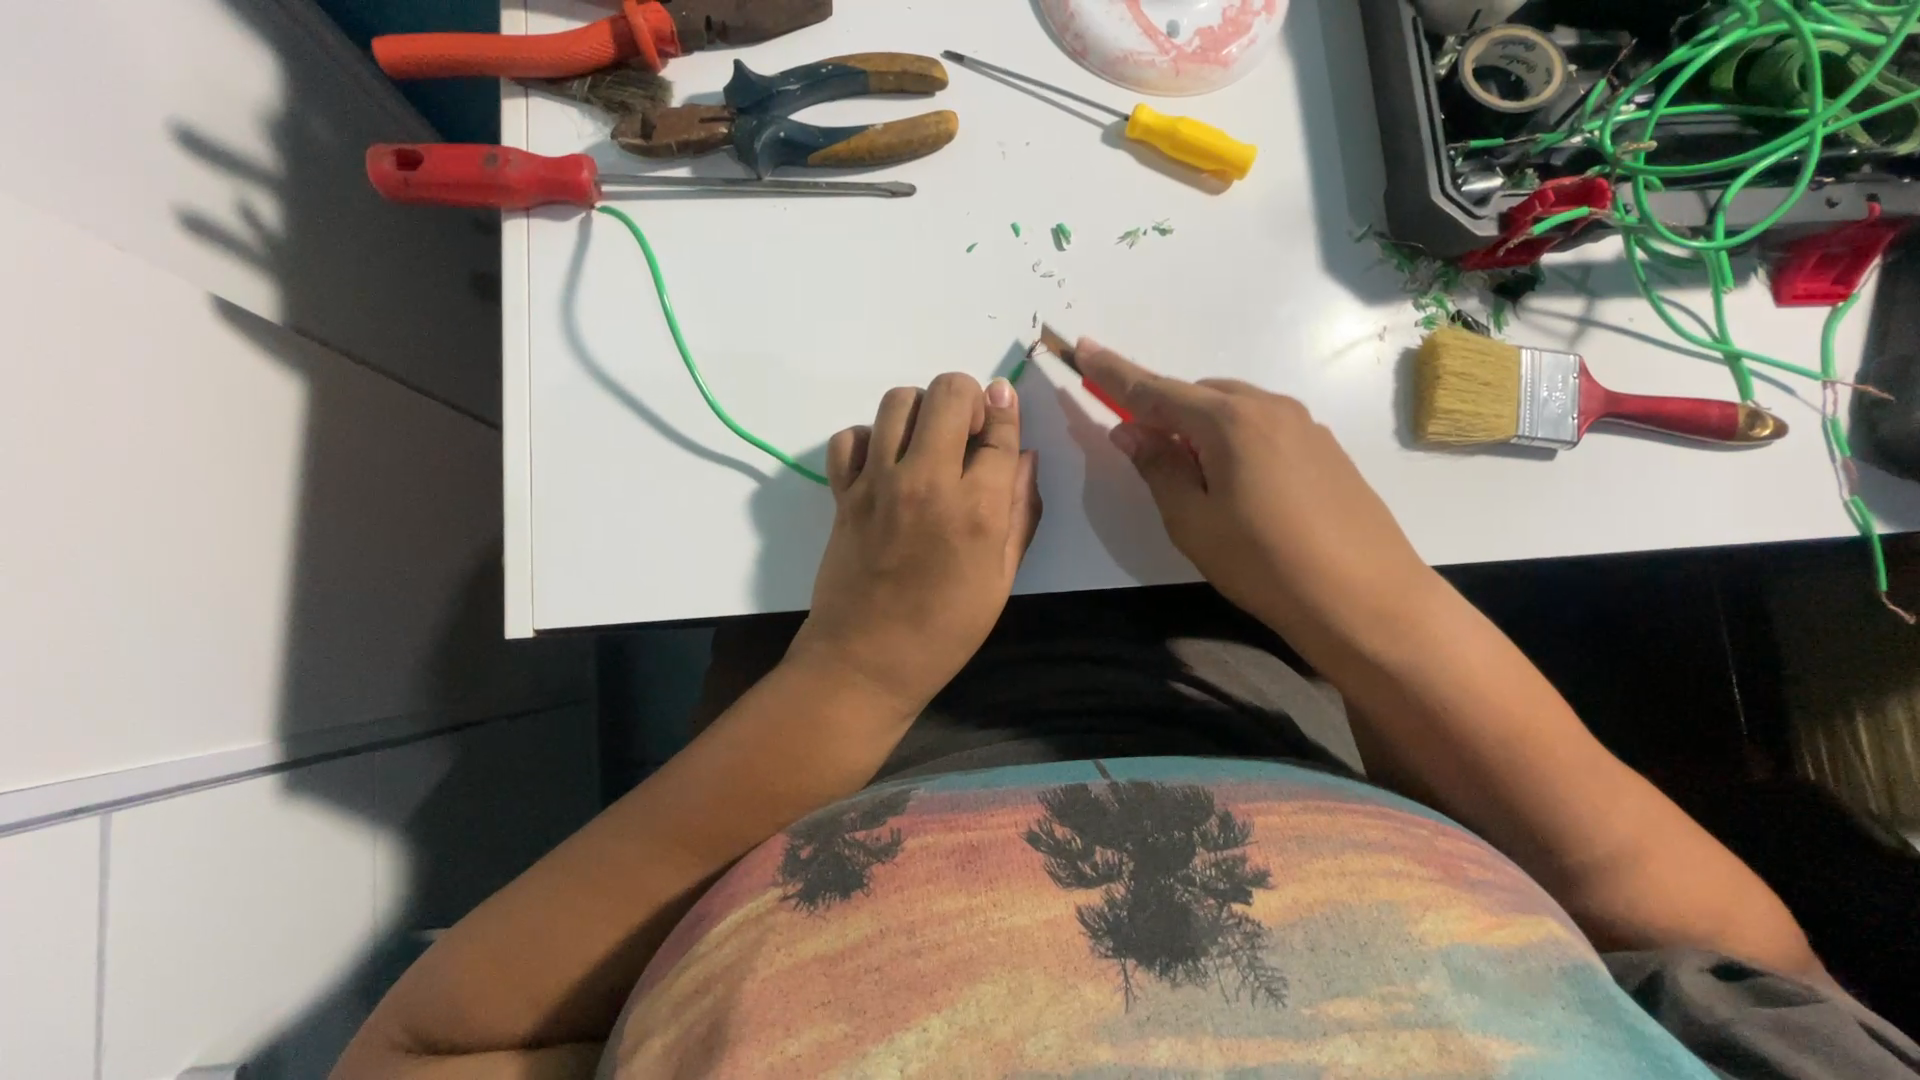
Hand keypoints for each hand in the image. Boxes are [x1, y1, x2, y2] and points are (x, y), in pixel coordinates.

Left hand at [788, 373, 1041, 715]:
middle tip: (966, 430)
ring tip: (925, 442)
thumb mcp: (1000, 579)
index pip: (998, 428)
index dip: (1006, 410)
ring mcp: (878, 483)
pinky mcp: (842, 493)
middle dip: (967, 397)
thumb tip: (1023, 457)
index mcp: (976, 508)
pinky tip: (883, 463)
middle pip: (949, 392)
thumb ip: (1018, 513)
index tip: (1004, 406)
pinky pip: (849, 437)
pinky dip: (868, 438)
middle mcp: (927, 481)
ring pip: (898, 400)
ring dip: (920, 409)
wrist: (865, 661)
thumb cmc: (944, 631)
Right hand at [1077, 339, 1429, 636]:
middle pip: (1198, 396)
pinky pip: (1264, 431)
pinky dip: (1236, 443)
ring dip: (1202, 430)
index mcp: (1229, 421)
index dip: (1113, 372)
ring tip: (1197, 483)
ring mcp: (1305, 427)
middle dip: (1164, 412)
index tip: (1082, 347)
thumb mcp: (1193, 522)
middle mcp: (1270, 408)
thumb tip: (1130, 430)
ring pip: (1234, 412)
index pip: (1155, 390)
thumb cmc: (1264, 563)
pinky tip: (1242, 491)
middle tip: (1146, 453)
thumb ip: (1158, 468)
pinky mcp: (1327, 451)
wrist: (1366, 600)